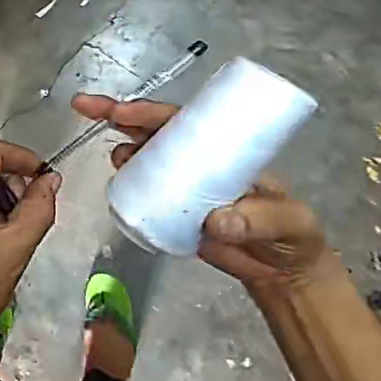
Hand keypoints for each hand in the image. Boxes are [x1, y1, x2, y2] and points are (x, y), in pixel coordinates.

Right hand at [71, 94, 330, 287]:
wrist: (284, 273)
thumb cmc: (292, 234)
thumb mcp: (287, 220)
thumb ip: (257, 219)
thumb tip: (215, 220)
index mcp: (223, 149)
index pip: (182, 122)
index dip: (149, 112)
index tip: (121, 110)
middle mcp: (199, 161)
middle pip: (155, 132)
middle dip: (119, 116)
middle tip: (88, 108)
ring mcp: (184, 188)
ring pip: (146, 160)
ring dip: (125, 153)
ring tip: (115, 161)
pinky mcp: (175, 215)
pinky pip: (147, 198)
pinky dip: (129, 190)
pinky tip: (117, 189)